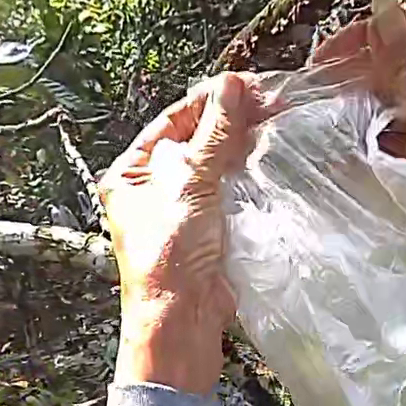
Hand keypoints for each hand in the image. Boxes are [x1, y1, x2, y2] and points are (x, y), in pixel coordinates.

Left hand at [98, 73, 257, 393]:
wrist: (182, 319)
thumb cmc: (169, 254)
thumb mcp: (189, 184)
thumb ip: (214, 135)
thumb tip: (232, 86)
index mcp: (132, 173)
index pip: (172, 123)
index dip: (208, 101)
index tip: (244, 86)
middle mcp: (154, 190)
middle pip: (195, 143)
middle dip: (229, 123)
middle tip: (268, 102)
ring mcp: (183, 212)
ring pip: (215, 169)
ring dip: (241, 148)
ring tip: (274, 124)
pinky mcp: (209, 233)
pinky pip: (228, 195)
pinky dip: (246, 178)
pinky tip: (268, 160)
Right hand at [314, 0, 405, 258]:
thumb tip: (380, 2)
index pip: (405, 23)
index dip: (358, 39)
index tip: (314, 68)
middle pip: (404, 58)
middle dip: (359, 74)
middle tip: (314, 101)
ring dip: (371, 106)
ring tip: (329, 124)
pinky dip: (391, 135)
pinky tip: (361, 148)